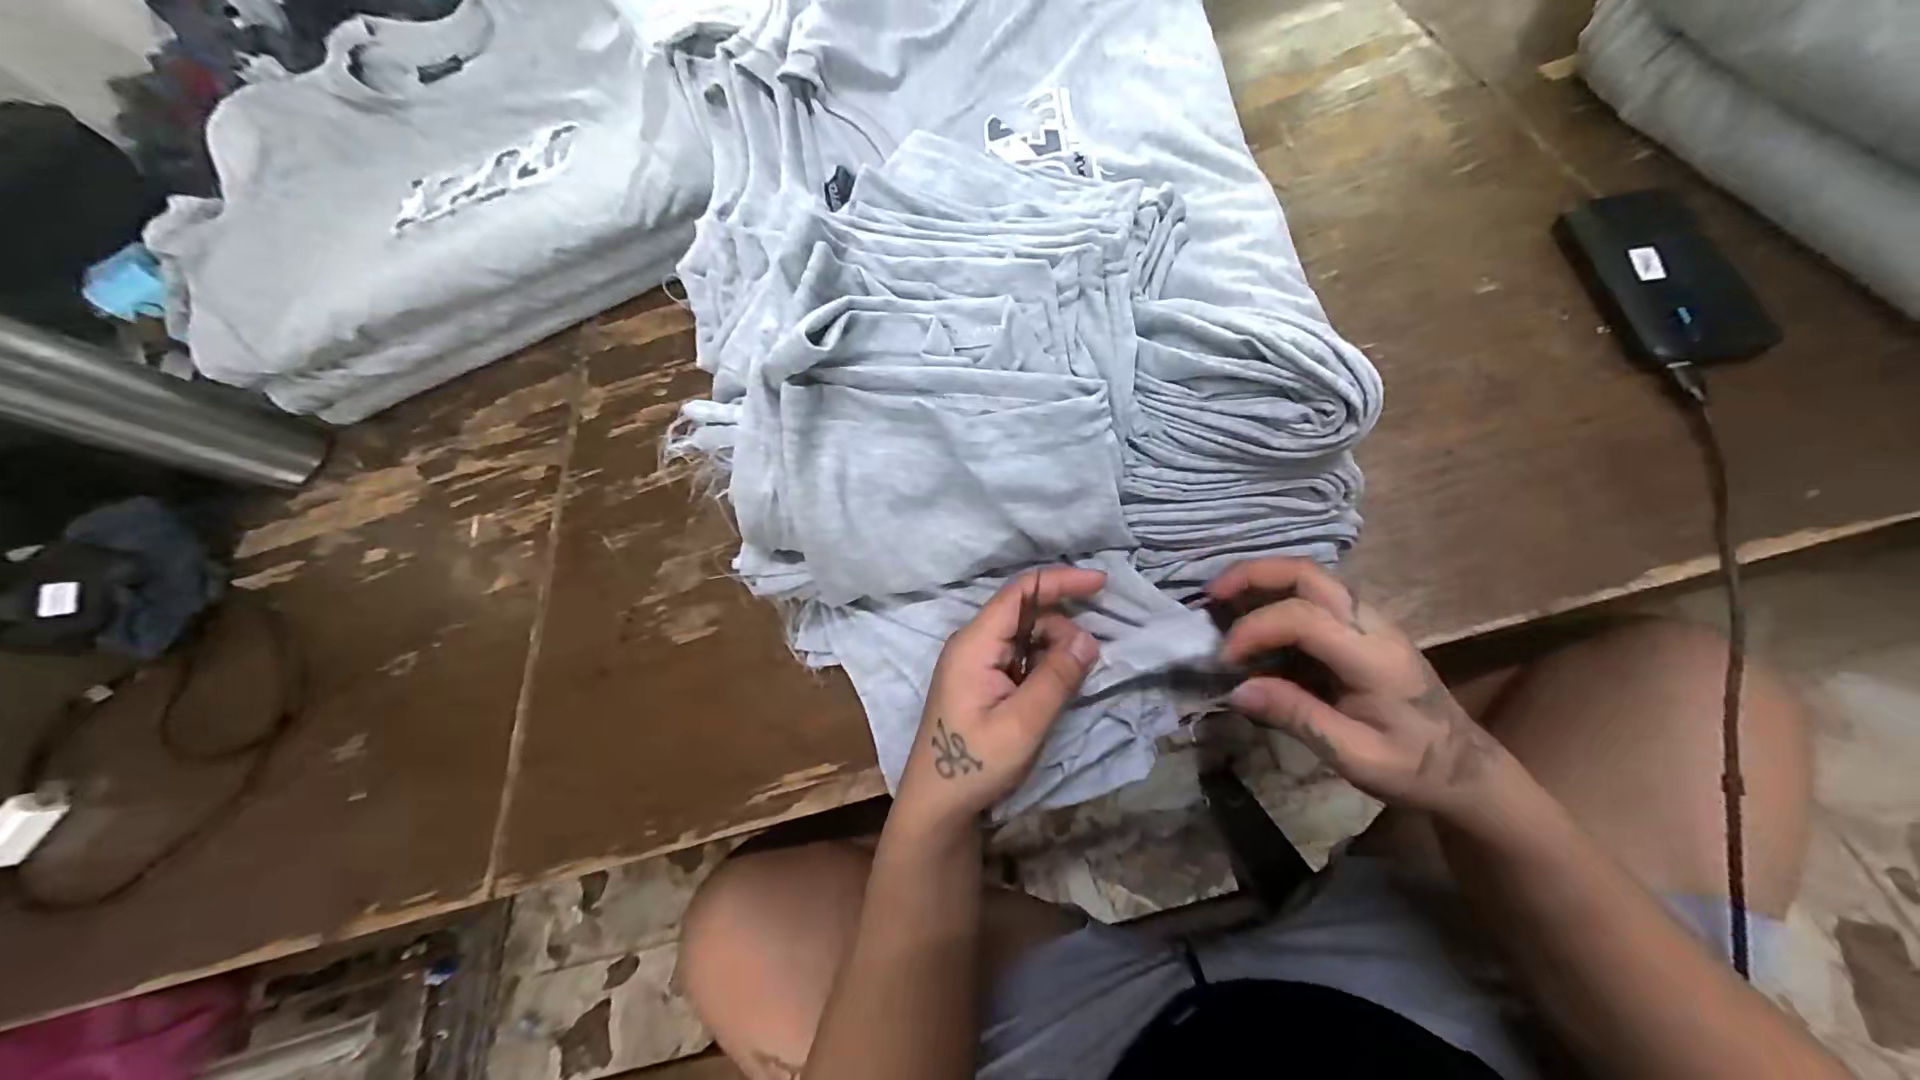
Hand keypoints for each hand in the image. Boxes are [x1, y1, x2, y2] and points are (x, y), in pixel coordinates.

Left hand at [894, 567, 1105, 831]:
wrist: (937, 804)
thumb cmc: (976, 763)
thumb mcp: (1024, 723)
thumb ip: (1057, 677)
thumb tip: (1088, 638)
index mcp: (975, 644)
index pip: (1019, 593)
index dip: (1060, 580)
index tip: (1101, 583)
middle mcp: (972, 644)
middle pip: (1024, 613)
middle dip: (1062, 626)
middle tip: (1088, 661)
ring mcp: (975, 663)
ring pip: (1025, 636)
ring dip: (1055, 647)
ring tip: (1073, 680)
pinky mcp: (982, 681)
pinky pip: (1019, 657)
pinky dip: (1044, 663)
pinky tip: (1057, 684)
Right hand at [1206, 558, 1509, 821]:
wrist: (1468, 769)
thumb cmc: (1414, 767)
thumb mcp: (1356, 757)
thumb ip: (1298, 718)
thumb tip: (1237, 689)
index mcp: (1374, 658)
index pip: (1303, 618)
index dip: (1254, 629)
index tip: (1225, 660)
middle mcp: (1374, 624)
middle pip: (1308, 574)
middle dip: (1253, 574)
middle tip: (1212, 594)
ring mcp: (1371, 621)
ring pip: (1311, 576)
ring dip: (1263, 580)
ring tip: (1223, 600)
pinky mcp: (1362, 627)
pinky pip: (1314, 595)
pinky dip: (1276, 595)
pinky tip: (1254, 618)